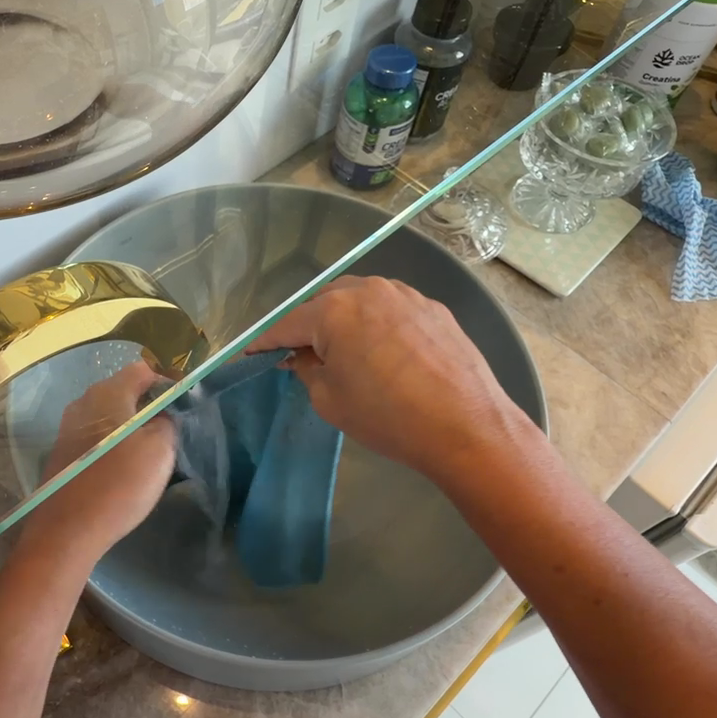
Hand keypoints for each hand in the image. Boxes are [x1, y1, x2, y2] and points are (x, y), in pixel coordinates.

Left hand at [14, 363, 177, 571]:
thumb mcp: (160, 449)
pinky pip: (96, 437)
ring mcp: (68, 428)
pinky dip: (113, 443)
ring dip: (130, 426)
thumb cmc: (119, 483)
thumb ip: (166, 421)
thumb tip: (161, 415)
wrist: (67, 530)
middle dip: (148, 404)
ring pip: (108, 415)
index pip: (143, 370)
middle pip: (123, 390)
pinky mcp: (62, 453)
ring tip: (150, 449)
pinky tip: (124, 466)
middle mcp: (83, 402)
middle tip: (171, 428)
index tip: (184, 403)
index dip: (167, 381)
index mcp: (108, 393)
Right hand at [246, 276, 532, 484]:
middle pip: (324, 303)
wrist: (466, 427)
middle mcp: (368, 290)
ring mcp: (406, 295)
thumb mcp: (330, 401)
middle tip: (302, 357)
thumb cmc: (388, 417)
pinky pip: (392, 310)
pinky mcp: (434, 309)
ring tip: (346, 354)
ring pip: (361, 301)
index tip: (250, 354)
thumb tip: (302, 356)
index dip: (265, 342)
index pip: (286, 323)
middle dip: (309, 327)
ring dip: (345, 322)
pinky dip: (378, 326)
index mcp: (334, 310)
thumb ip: (307, 369)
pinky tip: (386, 355)